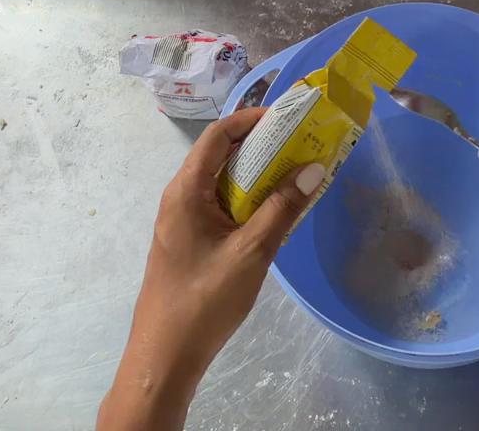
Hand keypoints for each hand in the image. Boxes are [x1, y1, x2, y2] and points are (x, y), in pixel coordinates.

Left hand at [98, 107, 324, 430]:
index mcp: (186, 190)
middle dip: (259, 144)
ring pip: (221, 180)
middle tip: (299, 142)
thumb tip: (314, 168)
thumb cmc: (204, 300)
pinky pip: (219, 203)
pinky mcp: (189, 238)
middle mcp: (180, 196)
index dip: (250, 119)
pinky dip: (246, 196)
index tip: (286, 118)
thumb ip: (282, 208)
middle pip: (219, 154)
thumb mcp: (251, 252)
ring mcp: (182, 219)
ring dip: (255, 172)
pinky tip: (273, 208)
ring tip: (294, 170)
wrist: (164, 359)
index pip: (217, 135)